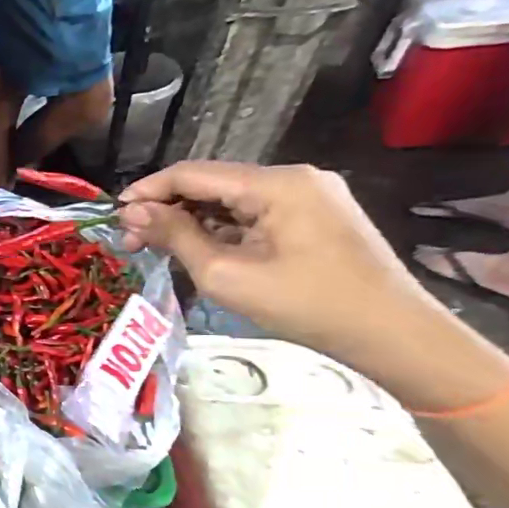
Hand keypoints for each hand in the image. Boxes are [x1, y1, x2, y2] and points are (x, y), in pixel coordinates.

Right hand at [117, 162, 440, 362]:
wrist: (393, 334)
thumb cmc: (306, 305)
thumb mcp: (227, 274)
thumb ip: (176, 236)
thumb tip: (132, 212)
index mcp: (275, 183)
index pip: (193, 173)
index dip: (148, 191)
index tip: (115, 215)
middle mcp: (294, 177)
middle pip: (214, 184)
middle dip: (169, 209)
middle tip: (134, 240)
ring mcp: (311, 195)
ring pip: (234, 200)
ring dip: (195, 221)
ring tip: (161, 249)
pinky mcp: (318, 215)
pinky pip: (257, 214)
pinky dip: (224, 230)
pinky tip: (203, 250)